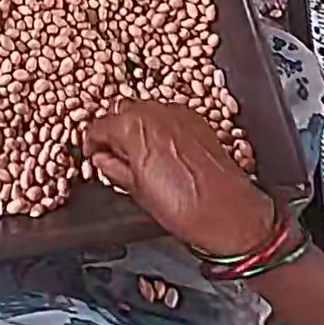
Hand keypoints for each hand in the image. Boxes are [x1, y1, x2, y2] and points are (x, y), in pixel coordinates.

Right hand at [83, 102, 278, 257]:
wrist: (231, 214)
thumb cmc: (186, 207)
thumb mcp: (138, 191)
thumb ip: (114, 169)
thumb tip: (102, 160)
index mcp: (131, 127)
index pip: (98, 126)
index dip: (92, 142)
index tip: (94, 154)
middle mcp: (152, 112)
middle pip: (120, 112)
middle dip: (114, 131)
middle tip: (115, 155)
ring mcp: (176, 113)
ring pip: (144, 110)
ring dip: (136, 126)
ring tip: (140, 154)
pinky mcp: (195, 118)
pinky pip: (167, 114)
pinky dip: (159, 126)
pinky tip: (163, 151)